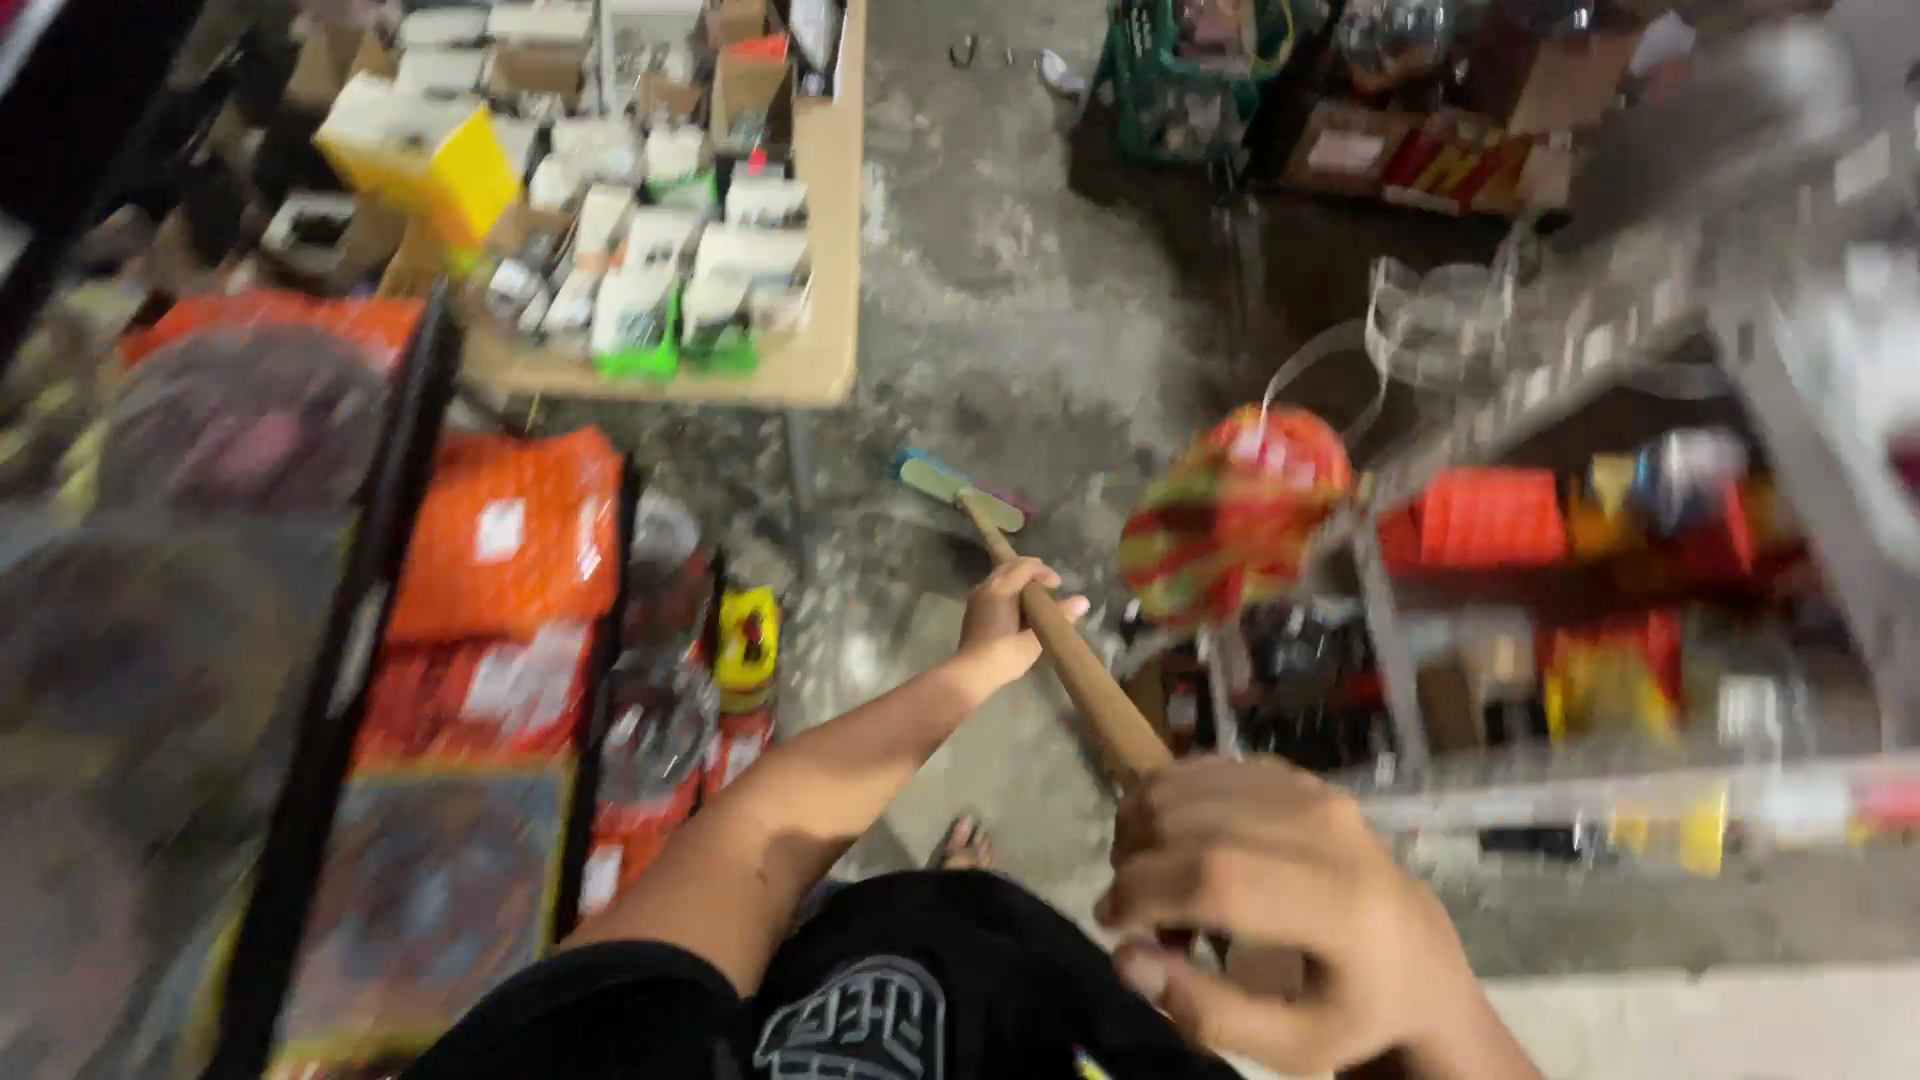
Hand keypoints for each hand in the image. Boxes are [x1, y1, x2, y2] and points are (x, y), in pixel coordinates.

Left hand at [955, 557, 1088, 691]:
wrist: (971, 674)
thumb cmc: (1004, 655)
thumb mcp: (1035, 638)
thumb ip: (1059, 617)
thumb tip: (1083, 601)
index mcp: (1000, 589)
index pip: (1024, 567)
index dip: (1044, 571)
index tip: (1058, 585)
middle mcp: (986, 587)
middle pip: (1009, 566)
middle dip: (1031, 569)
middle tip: (1049, 582)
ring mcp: (977, 597)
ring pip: (999, 576)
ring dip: (1018, 577)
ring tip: (1036, 593)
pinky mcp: (973, 610)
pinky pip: (993, 587)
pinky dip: (1008, 587)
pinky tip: (1018, 605)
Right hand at [1096, 758, 1495, 1077]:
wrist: (1417, 955)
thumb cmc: (1355, 1011)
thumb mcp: (1291, 1046)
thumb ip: (1204, 1010)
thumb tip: (1124, 957)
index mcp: (1340, 904)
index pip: (1215, 874)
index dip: (1144, 892)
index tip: (1109, 921)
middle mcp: (1325, 828)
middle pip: (1186, 818)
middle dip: (1134, 862)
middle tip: (1135, 909)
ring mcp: (1307, 790)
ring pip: (1181, 783)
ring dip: (1142, 829)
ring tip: (1156, 879)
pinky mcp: (1291, 774)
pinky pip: (1198, 769)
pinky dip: (1165, 804)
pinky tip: (1175, 847)